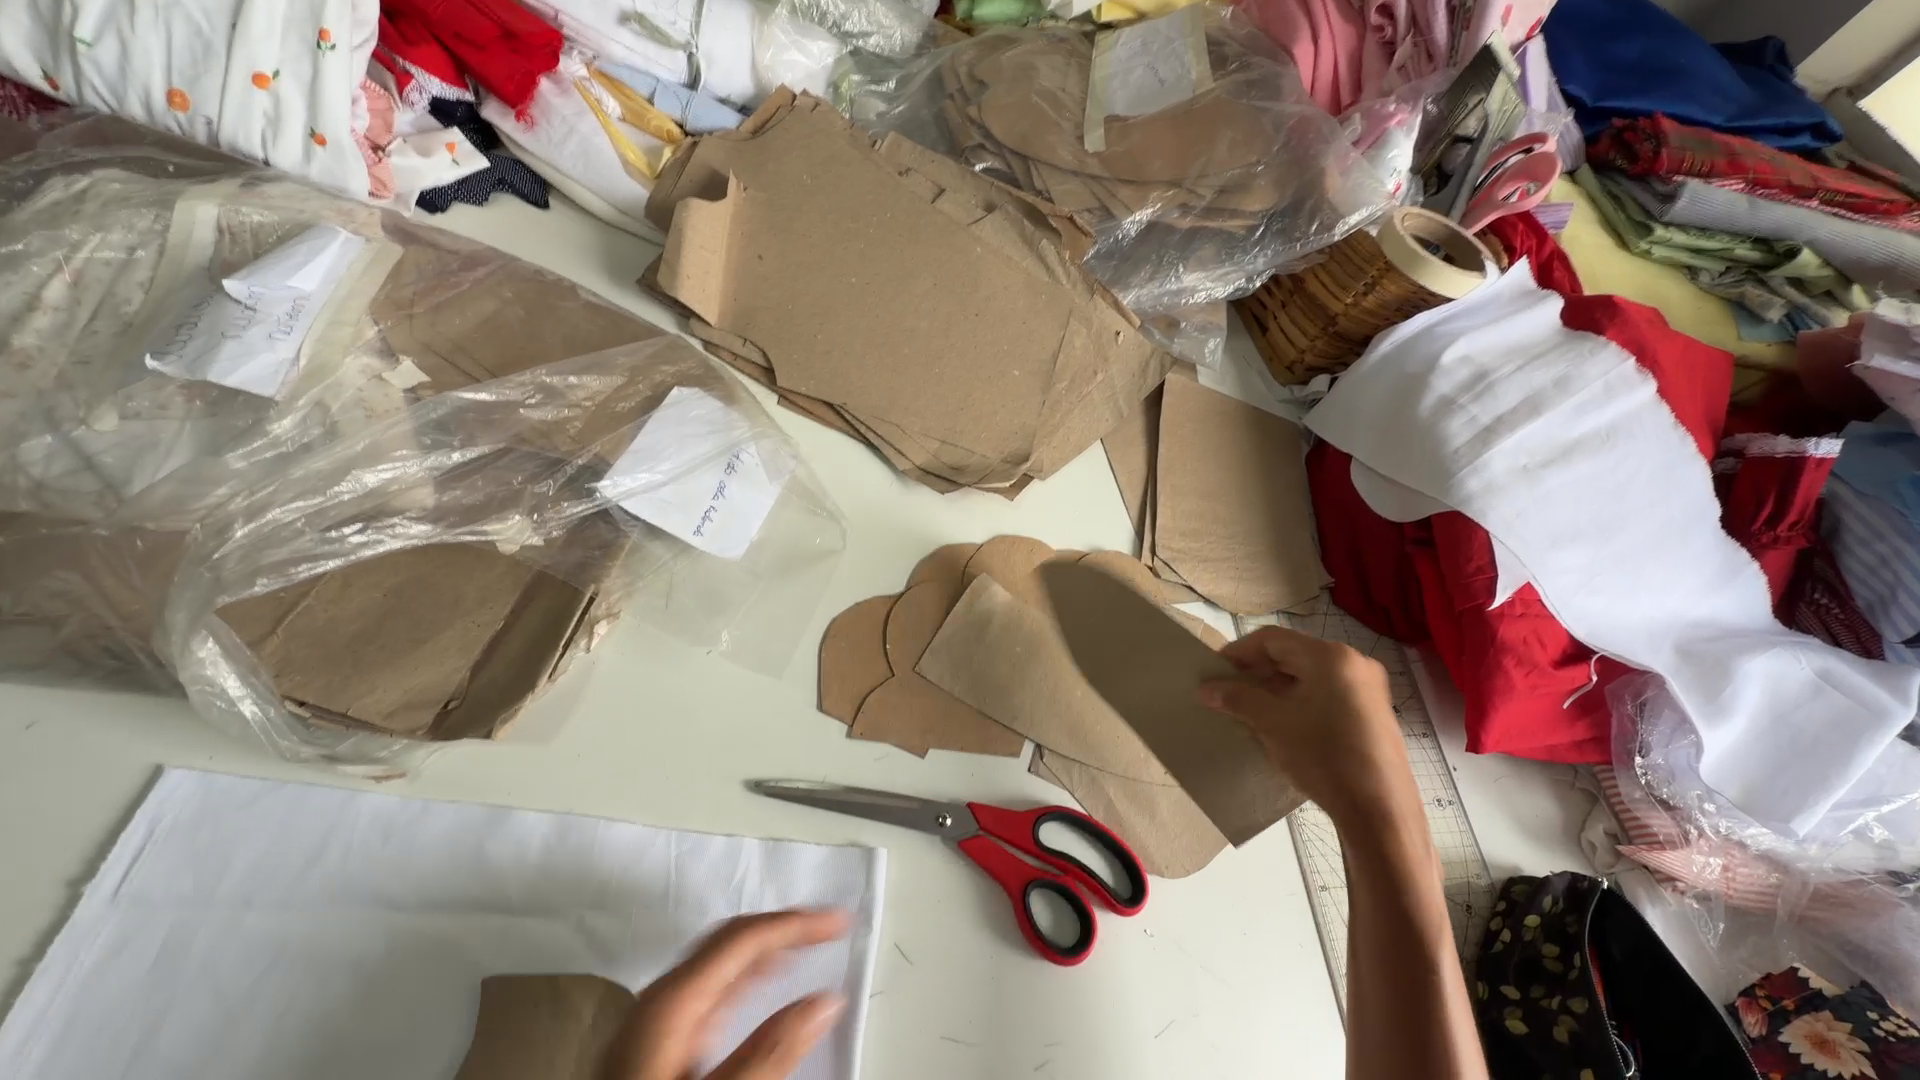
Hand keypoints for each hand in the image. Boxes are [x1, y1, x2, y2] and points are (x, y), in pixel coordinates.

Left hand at [603, 909, 849, 1079]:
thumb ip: (771, 1050)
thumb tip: (824, 1002)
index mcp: (671, 1001)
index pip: (744, 936)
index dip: (796, 922)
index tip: (838, 920)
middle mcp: (659, 998)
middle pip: (730, 938)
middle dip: (783, 926)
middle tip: (827, 925)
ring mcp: (654, 1018)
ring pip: (719, 960)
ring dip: (767, 948)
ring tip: (807, 948)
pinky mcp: (655, 1040)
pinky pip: (709, 987)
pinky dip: (746, 975)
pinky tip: (762, 989)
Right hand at [1196, 626, 1413, 826]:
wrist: (1379, 810)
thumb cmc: (1323, 756)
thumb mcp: (1272, 724)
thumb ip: (1237, 698)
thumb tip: (1206, 688)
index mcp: (1330, 657)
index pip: (1273, 640)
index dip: (1239, 652)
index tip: (1214, 672)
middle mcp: (1354, 663)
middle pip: (1293, 655)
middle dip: (1257, 671)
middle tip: (1229, 690)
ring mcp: (1368, 688)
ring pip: (1310, 676)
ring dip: (1276, 688)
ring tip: (1251, 709)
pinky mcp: (1374, 713)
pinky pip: (1327, 693)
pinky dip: (1300, 700)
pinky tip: (1283, 724)